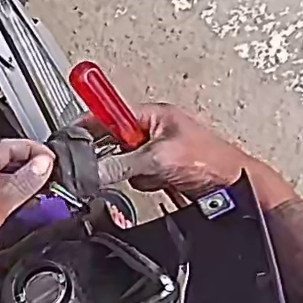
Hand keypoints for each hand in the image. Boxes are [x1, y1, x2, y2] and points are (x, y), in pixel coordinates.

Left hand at [0, 139, 55, 295]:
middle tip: (50, 172)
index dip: (31, 149)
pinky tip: (24, 208)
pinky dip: (15, 199)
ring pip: (3, 180)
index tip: (50, 159)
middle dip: (29, 163)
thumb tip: (40, 165)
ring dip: (24, 181)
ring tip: (42, 189)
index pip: (6, 148)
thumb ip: (17, 187)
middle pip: (5, 161)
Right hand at [95, 104, 295, 208]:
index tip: (70, 133)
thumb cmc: (211, 161)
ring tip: (155, 174)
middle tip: (123, 163)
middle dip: (116, 157)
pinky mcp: (160, 171)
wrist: (233, 188)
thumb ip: (119, 164)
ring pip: (122, 163)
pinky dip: (143, 182)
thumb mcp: (157, 158)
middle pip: (112, 142)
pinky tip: (160, 183)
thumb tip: (92, 171)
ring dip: (134, 173)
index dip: (89, 123)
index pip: (108, 113)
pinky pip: (136, 177)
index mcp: (153, 115)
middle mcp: (153, 130)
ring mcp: (156, 152)